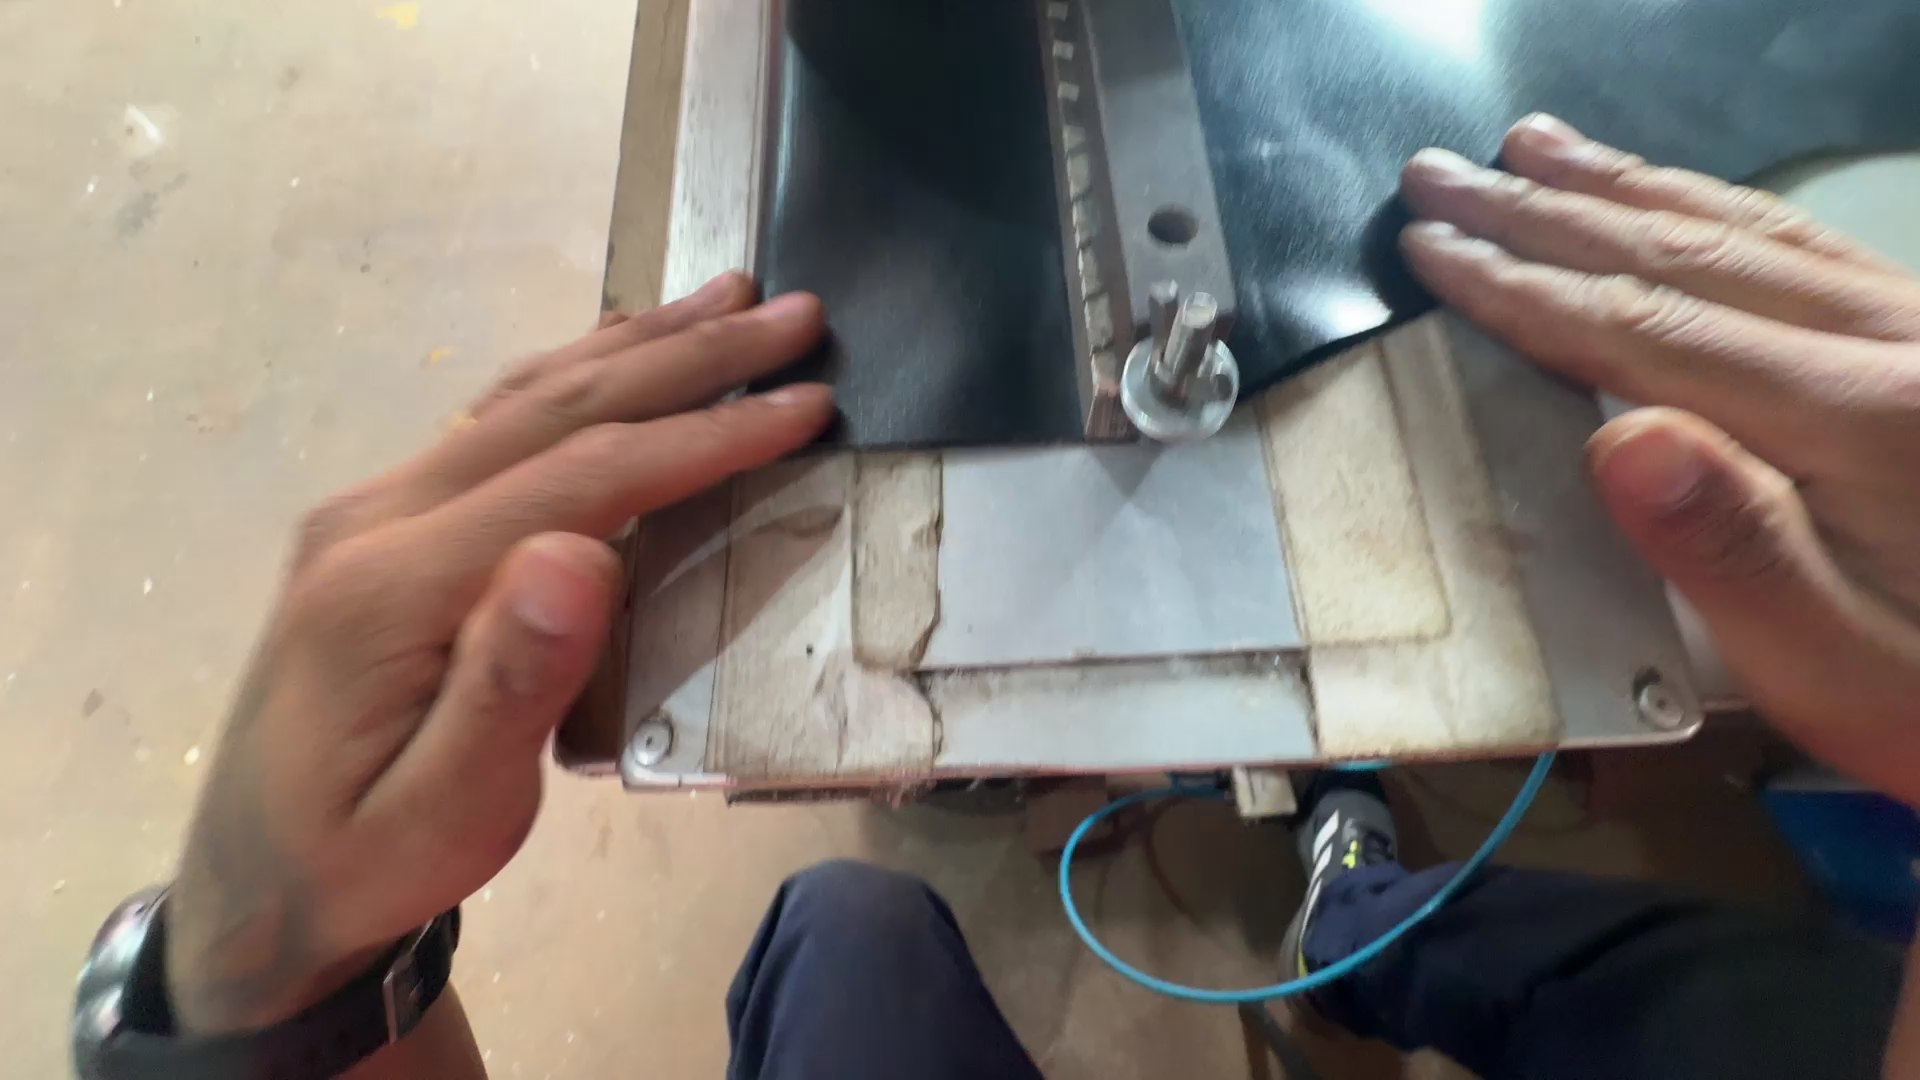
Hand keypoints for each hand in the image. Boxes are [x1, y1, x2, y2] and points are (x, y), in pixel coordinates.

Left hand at [166, 273, 833, 1032]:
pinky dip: (590, 368)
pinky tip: (630, 347)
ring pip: (538, 390)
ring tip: (729, 298)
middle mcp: (388, 510)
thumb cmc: (377, 856)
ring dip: (647, 340)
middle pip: (567, 403)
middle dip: (696, 354)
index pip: (590, 473)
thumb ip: (509, 680)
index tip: (805, 403)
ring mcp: (389, 501)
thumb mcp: (449, 805)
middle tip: (793, 314)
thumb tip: (579, 555)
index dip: (708, 433)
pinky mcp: (403, 513)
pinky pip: (511, 414)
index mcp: (402, 580)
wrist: (262, 882)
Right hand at [1398, 114, 1919, 803]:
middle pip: (1676, 253)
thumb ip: (1724, 545)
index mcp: (1858, 419)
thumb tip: (1618, 438)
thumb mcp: (1825, 659)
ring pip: (1733, 230)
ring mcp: (1917, 329)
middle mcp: (1894, 343)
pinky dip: (1699, 207)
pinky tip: (1657, 197)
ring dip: (1613, 185)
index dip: (1517, 283)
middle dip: (1537, 210)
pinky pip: (1787, 246)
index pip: (1638, 327)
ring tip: (1531, 147)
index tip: (1430, 248)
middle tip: (1441, 176)